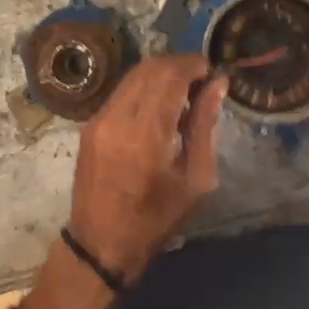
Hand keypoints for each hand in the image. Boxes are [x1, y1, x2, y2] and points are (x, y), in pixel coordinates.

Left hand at [66, 55, 227, 275]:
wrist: (100, 242)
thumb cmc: (155, 219)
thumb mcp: (195, 179)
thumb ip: (205, 127)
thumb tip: (218, 85)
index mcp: (145, 134)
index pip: (170, 75)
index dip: (194, 65)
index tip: (214, 73)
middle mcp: (117, 118)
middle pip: (150, 68)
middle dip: (179, 67)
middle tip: (202, 83)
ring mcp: (98, 119)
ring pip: (133, 76)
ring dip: (161, 76)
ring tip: (183, 97)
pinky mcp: (90, 125)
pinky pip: (122, 92)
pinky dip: (144, 90)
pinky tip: (160, 111)